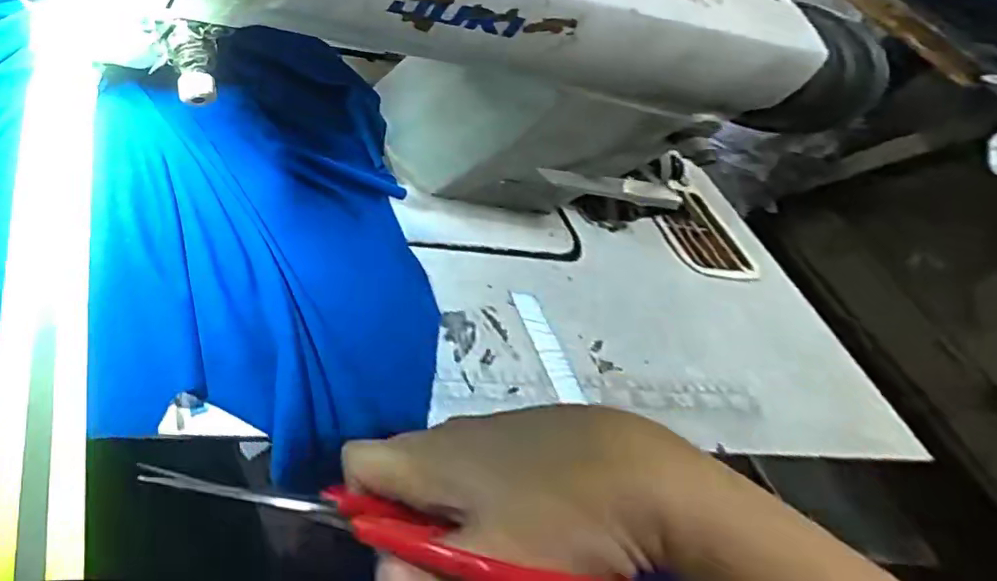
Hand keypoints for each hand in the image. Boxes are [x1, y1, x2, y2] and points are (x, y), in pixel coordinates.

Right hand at [342, 405, 889, 580]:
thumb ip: (429, 571)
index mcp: (426, 454)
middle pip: (397, 472)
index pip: (355, 463)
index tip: (396, 552)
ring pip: (442, 473)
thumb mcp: (493, 559)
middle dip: (409, 522)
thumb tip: (382, 574)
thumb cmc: (558, 516)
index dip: (358, 508)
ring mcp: (484, 430)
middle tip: (450, 563)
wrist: (640, 470)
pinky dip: (486, 498)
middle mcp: (444, 433)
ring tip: (496, 550)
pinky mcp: (519, 435)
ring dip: (450, 514)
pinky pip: (479, 467)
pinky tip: (531, 525)